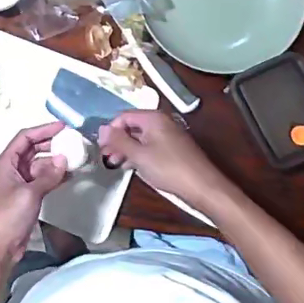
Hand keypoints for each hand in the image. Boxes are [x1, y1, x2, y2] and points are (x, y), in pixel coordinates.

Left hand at [0, 122, 69, 279]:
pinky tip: (68, 177)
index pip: (24, 137)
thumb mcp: (30, 193)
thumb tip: (64, 159)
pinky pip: (40, 180)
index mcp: (6, 163)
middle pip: (31, 149)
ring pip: (37, 165)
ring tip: (74, 159)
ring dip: (54, 162)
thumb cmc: (8, 216)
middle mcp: (11, 170)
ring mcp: (18, 184)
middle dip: (50, 144)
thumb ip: (48, 175)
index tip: (62, 127)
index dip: (43, 129)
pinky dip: (53, 176)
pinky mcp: (24, 197)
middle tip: (71, 142)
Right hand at [99, 110, 235, 211]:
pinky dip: (139, 154)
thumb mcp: (138, 155)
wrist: (202, 186)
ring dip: (127, 149)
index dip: (110, 130)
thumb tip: (101, 129)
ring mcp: (168, 135)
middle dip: (117, 140)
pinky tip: (131, 166)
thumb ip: (118, 141)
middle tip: (106, 157)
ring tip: (116, 163)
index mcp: (153, 118)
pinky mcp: (173, 148)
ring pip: (140, 137)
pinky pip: (150, 146)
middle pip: (132, 126)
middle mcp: (161, 122)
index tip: (101, 147)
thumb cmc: (169, 168)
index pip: (124, 116)